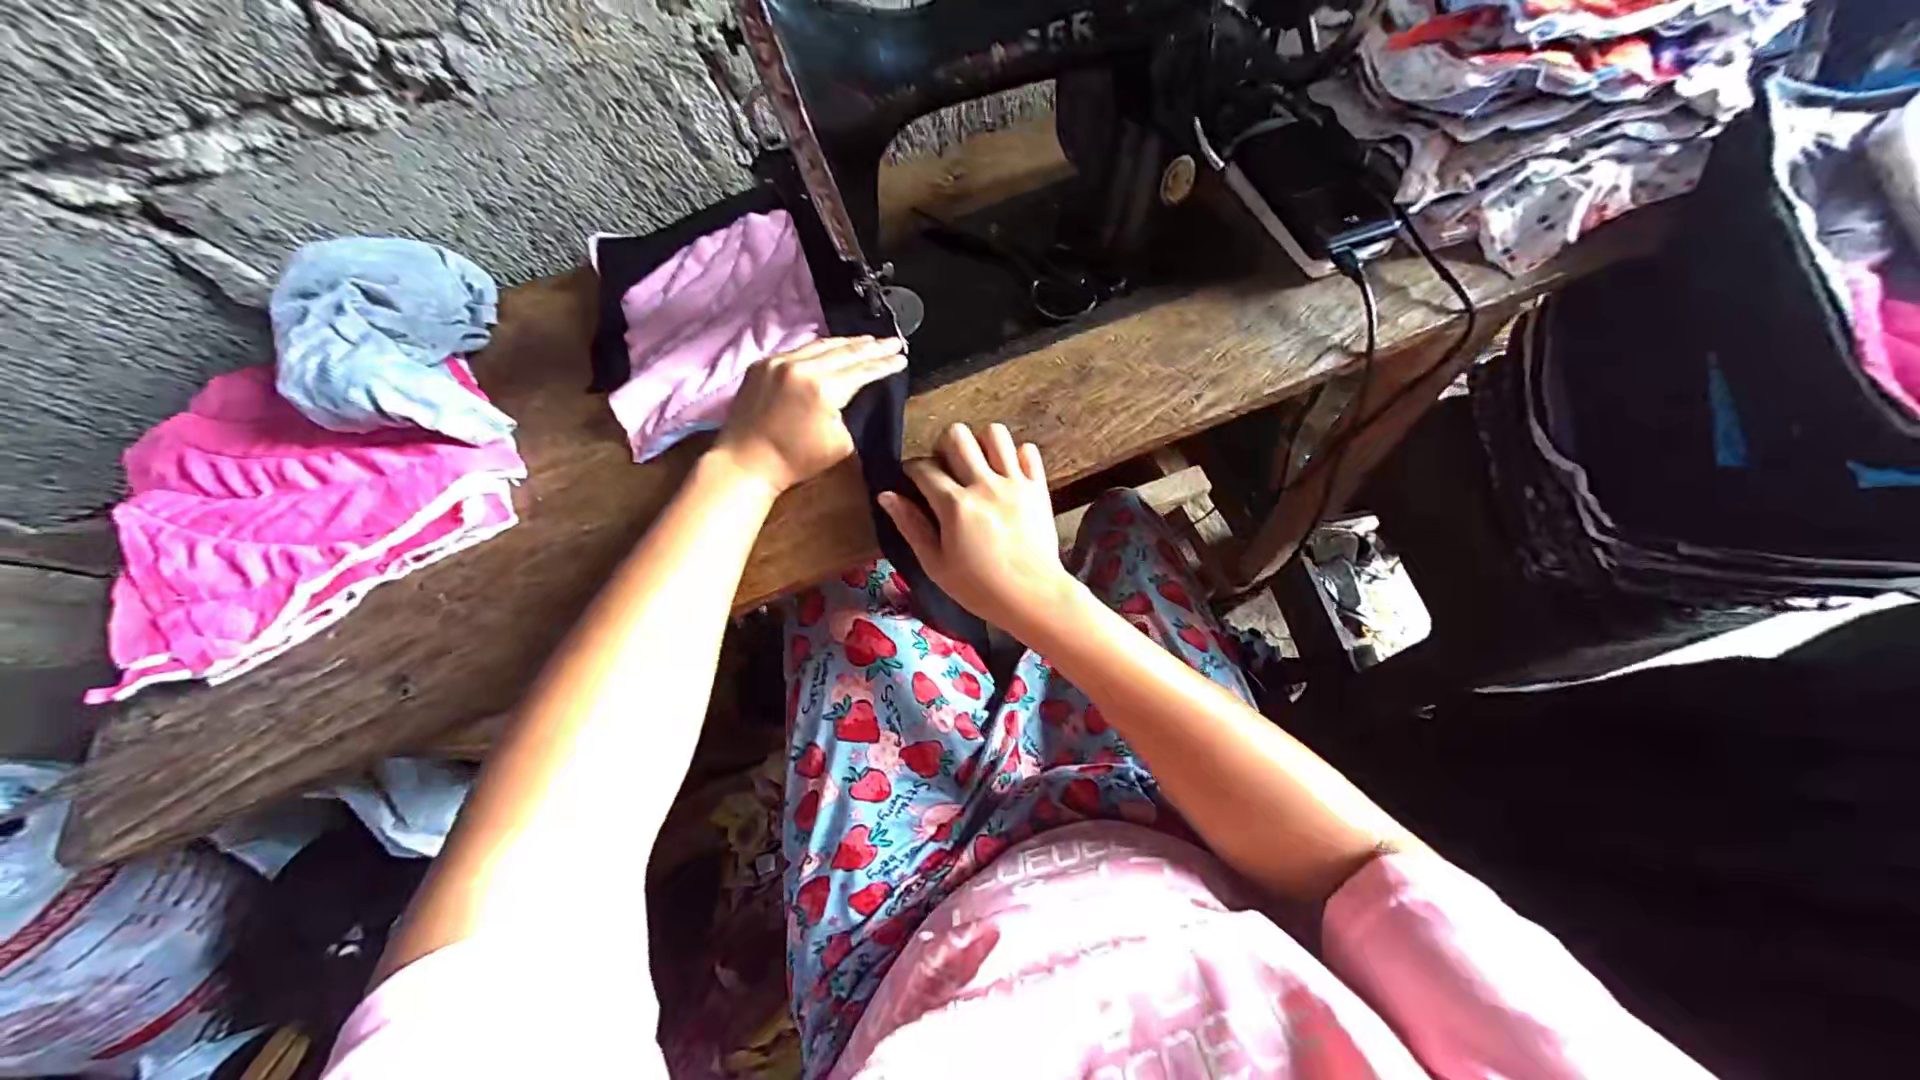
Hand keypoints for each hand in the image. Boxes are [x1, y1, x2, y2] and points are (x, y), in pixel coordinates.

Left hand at [713, 336, 906, 495]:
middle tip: (894, 341)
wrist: (746, 462)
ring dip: (848, 343)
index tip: (902, 358)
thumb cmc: (796, 461)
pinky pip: (799, 350)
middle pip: (845, 351)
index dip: (885, 364)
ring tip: (869, 341)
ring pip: (821, 345)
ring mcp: (779, 361)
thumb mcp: (840, 443)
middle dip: (873, 347)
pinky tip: (833, 348)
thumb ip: (851, 412)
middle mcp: (801, 367)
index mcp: (824, 389)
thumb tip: (854, 395)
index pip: (863, 370)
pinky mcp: (763, 364)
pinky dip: (821, 348)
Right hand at [879, 423, 1079, 639]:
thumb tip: (886, 496)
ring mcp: (1015, 483)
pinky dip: (1016, 456)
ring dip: (981, 444)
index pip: (924, 468)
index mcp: (956, 505)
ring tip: (978, 466)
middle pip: (957, 436)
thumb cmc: (980, 588)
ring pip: (995, 433)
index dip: (911, 470)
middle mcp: (985, 485)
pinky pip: (1028, 451)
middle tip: (946, 470)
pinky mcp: (1039, 488)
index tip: (912, 481)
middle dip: (944, 447)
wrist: (1034, 598)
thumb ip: (911, 526)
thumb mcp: (936, 564)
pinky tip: (1007, 475)